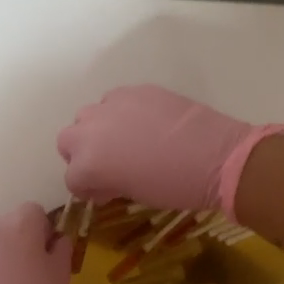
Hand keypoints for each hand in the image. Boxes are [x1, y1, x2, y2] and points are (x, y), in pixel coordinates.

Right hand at [55, 84, 283, 218]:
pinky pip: (115, 101)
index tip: (106, 191)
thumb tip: (105, 180)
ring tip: (126, 141)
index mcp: (88, 163)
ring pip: (88, 116)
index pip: (72, 178)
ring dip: (98, 130)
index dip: (88, 188)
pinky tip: (144, 124)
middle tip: (109, 164)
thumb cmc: (174, 186)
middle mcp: (90, 130)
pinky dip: (121, 113)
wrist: (216, 157)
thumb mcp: (134, 194)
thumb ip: (109, 183)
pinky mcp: (135, 90)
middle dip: (82, 153)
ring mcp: (112, 105)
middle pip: (68, 141)